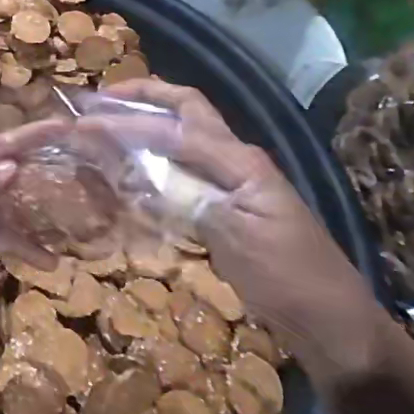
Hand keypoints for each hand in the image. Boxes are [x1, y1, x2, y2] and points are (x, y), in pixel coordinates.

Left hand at [0, 120, 68, 323]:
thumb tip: (14, 164)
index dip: (31, 134)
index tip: (66, 125)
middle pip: (12, 171)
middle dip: (44, 167)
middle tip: (84, 162)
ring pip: (18, 205)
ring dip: (43, 211)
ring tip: (78, 212)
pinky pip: (14, 238)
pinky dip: (31, 248)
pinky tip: (50, 261)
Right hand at [91, 79, 383, 376]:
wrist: (329, 319)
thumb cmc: (287, 277)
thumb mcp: (236, 238)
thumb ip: (188, 198)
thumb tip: (138, 173)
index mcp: (240, 161)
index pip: (172, 131)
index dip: (125, 124)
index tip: (83, 123)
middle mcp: (235, 158)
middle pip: (187, 109)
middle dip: (144, 95)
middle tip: (101, 96)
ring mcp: (233, 180)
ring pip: (185, 133)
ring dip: (148, 119)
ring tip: (109, 120)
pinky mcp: (227, 203)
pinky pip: (185, 167)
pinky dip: (155, 157)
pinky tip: (131, 167)